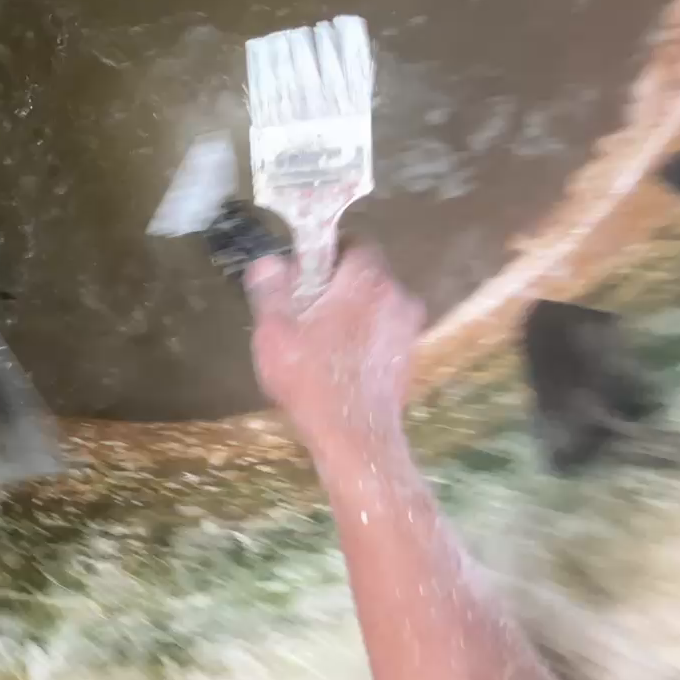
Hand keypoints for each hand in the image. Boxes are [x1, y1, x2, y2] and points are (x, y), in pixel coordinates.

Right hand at [245, 246, 424, 449]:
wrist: (354, 436)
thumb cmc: (310, 379)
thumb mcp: (274, 331)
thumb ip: (270, 289)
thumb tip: (269, 260)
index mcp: (367, 281)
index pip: (354, 242)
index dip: (325, 251)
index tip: (299, 273)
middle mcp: (398, 296)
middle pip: (363, 274)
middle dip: (333, 284)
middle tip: (300, 309)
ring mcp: (410, 328)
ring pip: (373, 303)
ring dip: (347, 311)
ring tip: (315, 339)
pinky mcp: (409, 355)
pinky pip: (381, 330)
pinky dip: (360, 335)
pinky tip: (335, 361)